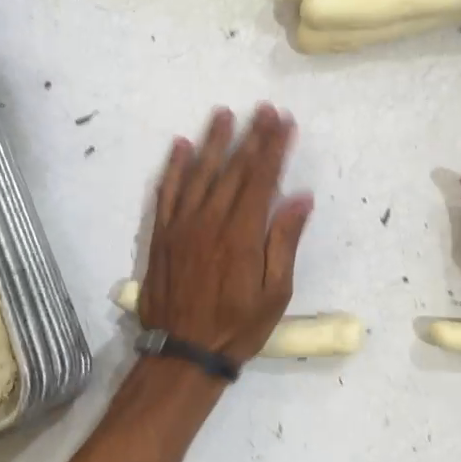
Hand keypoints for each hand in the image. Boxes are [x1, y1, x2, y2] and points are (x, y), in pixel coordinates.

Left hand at [140, 104, 313, 364]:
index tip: (285, 122)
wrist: (182, 352)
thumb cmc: (237, 327)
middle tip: (263, 109)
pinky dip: (174, 168)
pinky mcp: (161, 235)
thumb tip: (299, 198)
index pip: (261, 179)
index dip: (274, 148)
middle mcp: (209, 221)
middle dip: (251, 136)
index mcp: (241, 234)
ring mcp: (181, 225)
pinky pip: (166, 192)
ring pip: (198, 173)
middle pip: (233, 169)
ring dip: (213, 142)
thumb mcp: (275, 293)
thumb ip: (284, 242)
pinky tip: (180, 146)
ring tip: (224, 114)